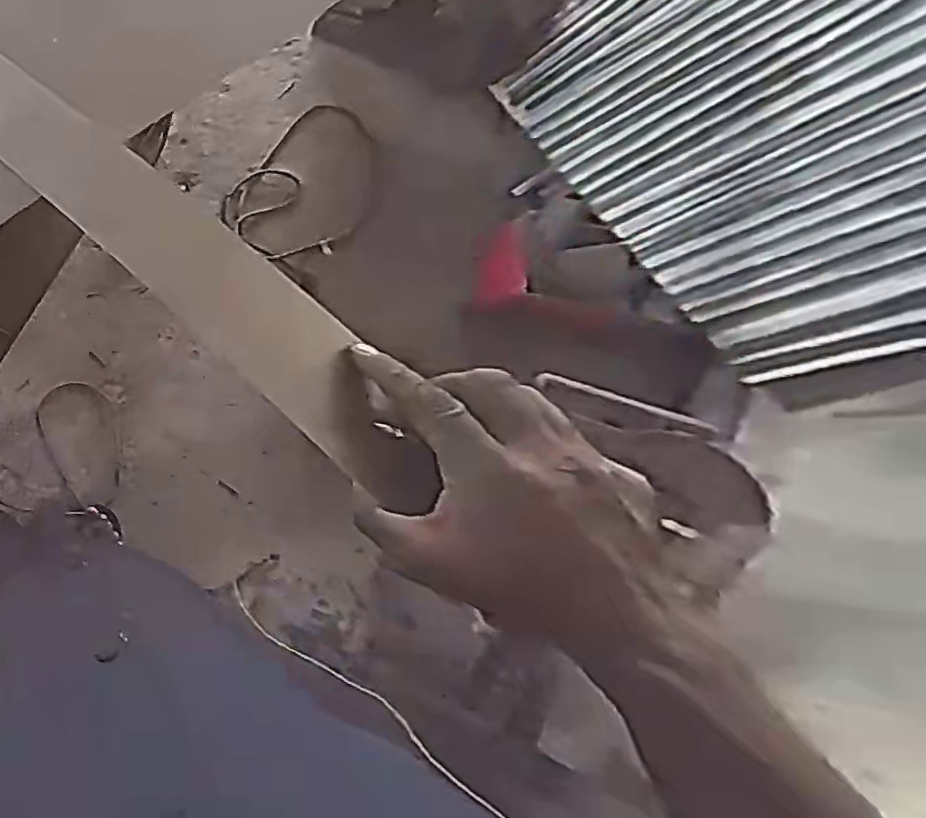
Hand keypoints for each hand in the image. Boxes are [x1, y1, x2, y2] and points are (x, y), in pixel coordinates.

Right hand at [348, 346, 681, 646]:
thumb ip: (376, 522)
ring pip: (533, 398)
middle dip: (446, 380)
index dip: (390, 375)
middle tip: (423, 398)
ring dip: (493, 397)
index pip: (429, 401)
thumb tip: (357, 491)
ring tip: (473, 416)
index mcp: (484, 464)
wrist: (627, 629)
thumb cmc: (517, 589)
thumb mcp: (424, 563)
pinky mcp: (621, 477)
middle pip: (486, 383)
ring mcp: (586, 458)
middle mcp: (536, 447)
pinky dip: (539, 433)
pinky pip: (573, 435)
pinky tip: (532, 459)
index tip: (364, 355)